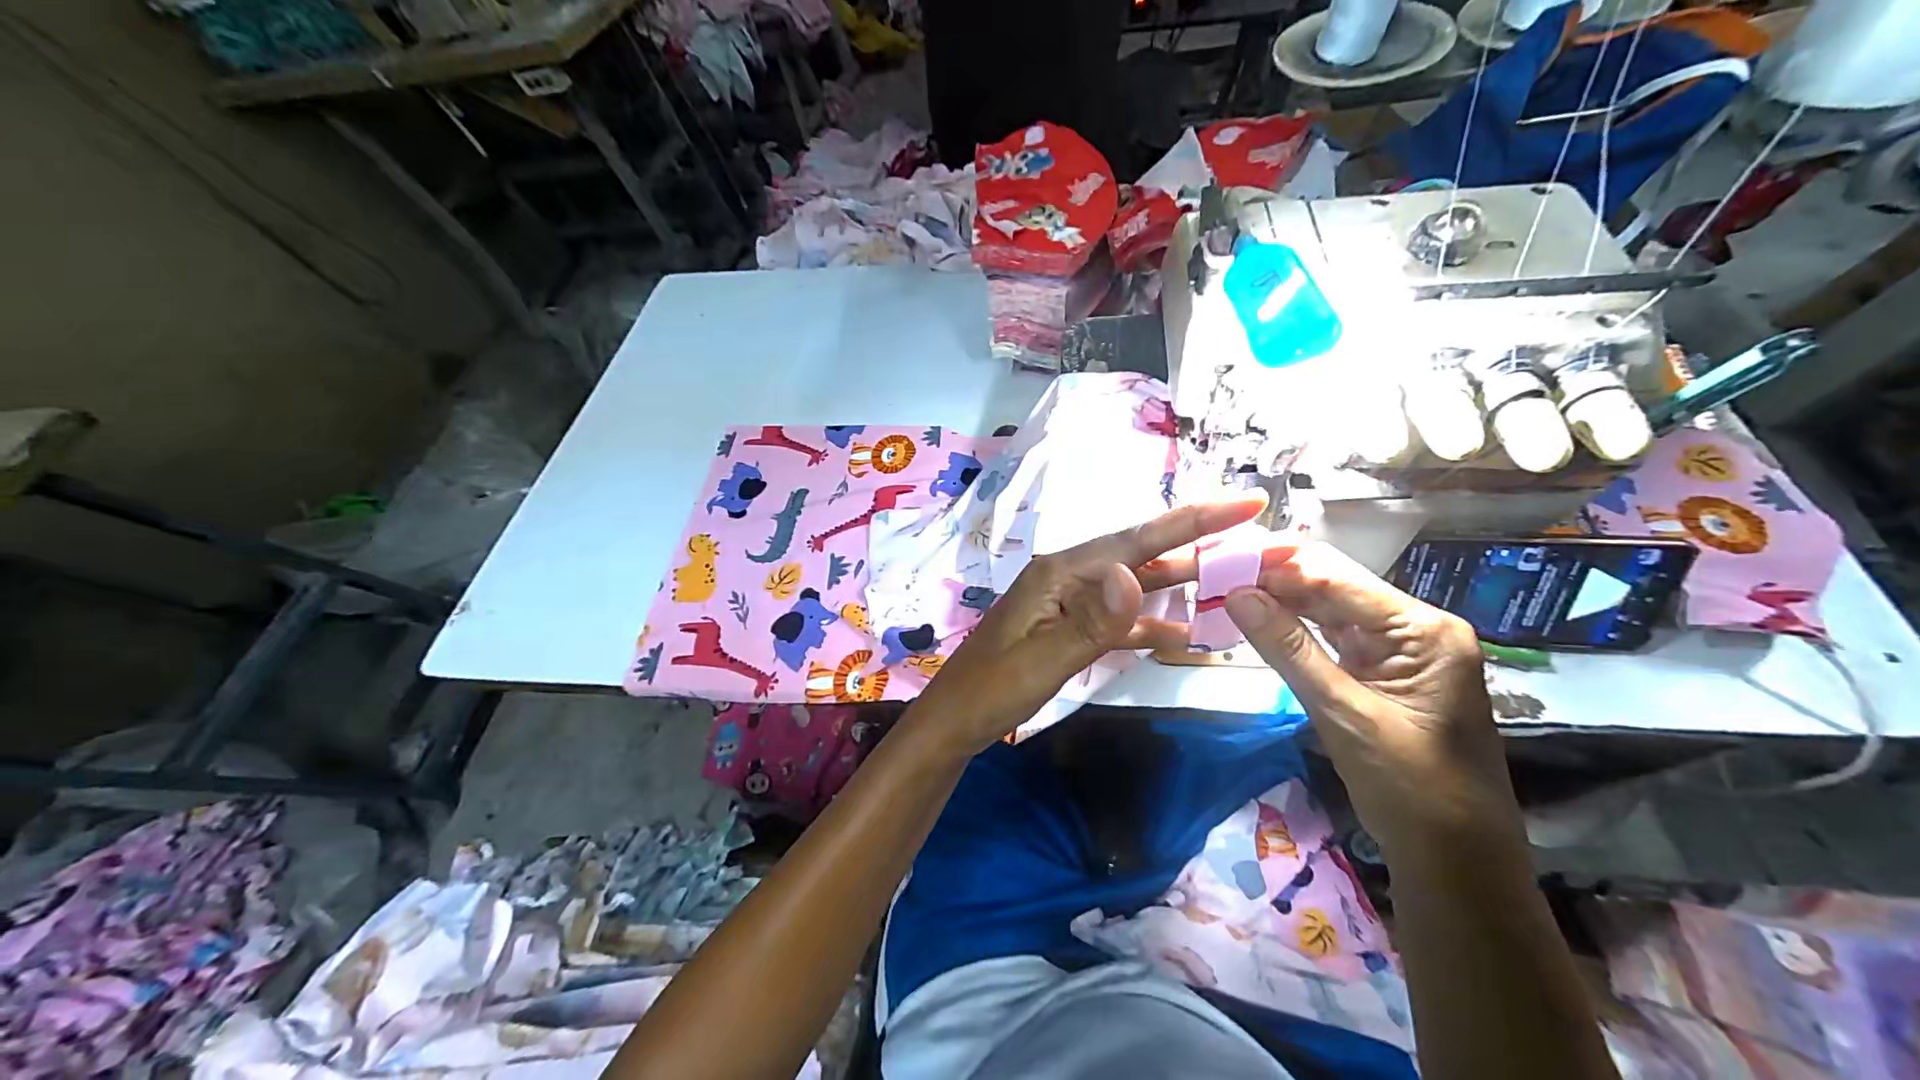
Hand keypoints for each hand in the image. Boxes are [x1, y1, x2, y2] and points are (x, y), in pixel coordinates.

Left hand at [915, 494, 1268, 755]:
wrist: (955, 721)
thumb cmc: (991, 690)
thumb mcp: (1043, 658)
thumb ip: (1092, 620)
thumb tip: (1134, 573)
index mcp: (1060, 572)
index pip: (1137, 540)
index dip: (1194, 521)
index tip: (1247, 503)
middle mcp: (1068, 577)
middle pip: (1144, 556)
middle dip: (1200, 548)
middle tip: (1260, 543)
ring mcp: (1070, 603)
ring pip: (1137, 586)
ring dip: (1183, 584)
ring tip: (1236, 580)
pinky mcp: (1072, 629)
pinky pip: (1122, 619)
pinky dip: (1152, 623)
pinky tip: (1185, 632)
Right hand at [1223, 542, 1522, 857]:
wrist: (1455, 860)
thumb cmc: (1411, 789)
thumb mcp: (1344, 714)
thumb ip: (1289, 649)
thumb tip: (1237, 595)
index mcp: (1424, 630)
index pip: (1339, 580)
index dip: (1279, 566)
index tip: (1223, 559)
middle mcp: (1416, 629)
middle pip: (1336, 588)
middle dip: (1276, 579)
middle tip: (1216, 573)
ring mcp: (1400, 651)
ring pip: (1330, 611)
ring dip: (1281, 602)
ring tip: (1226, 590)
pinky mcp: (1382, 673)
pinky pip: (1332, 639)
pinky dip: (1295, 631)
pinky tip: (1258, 620)